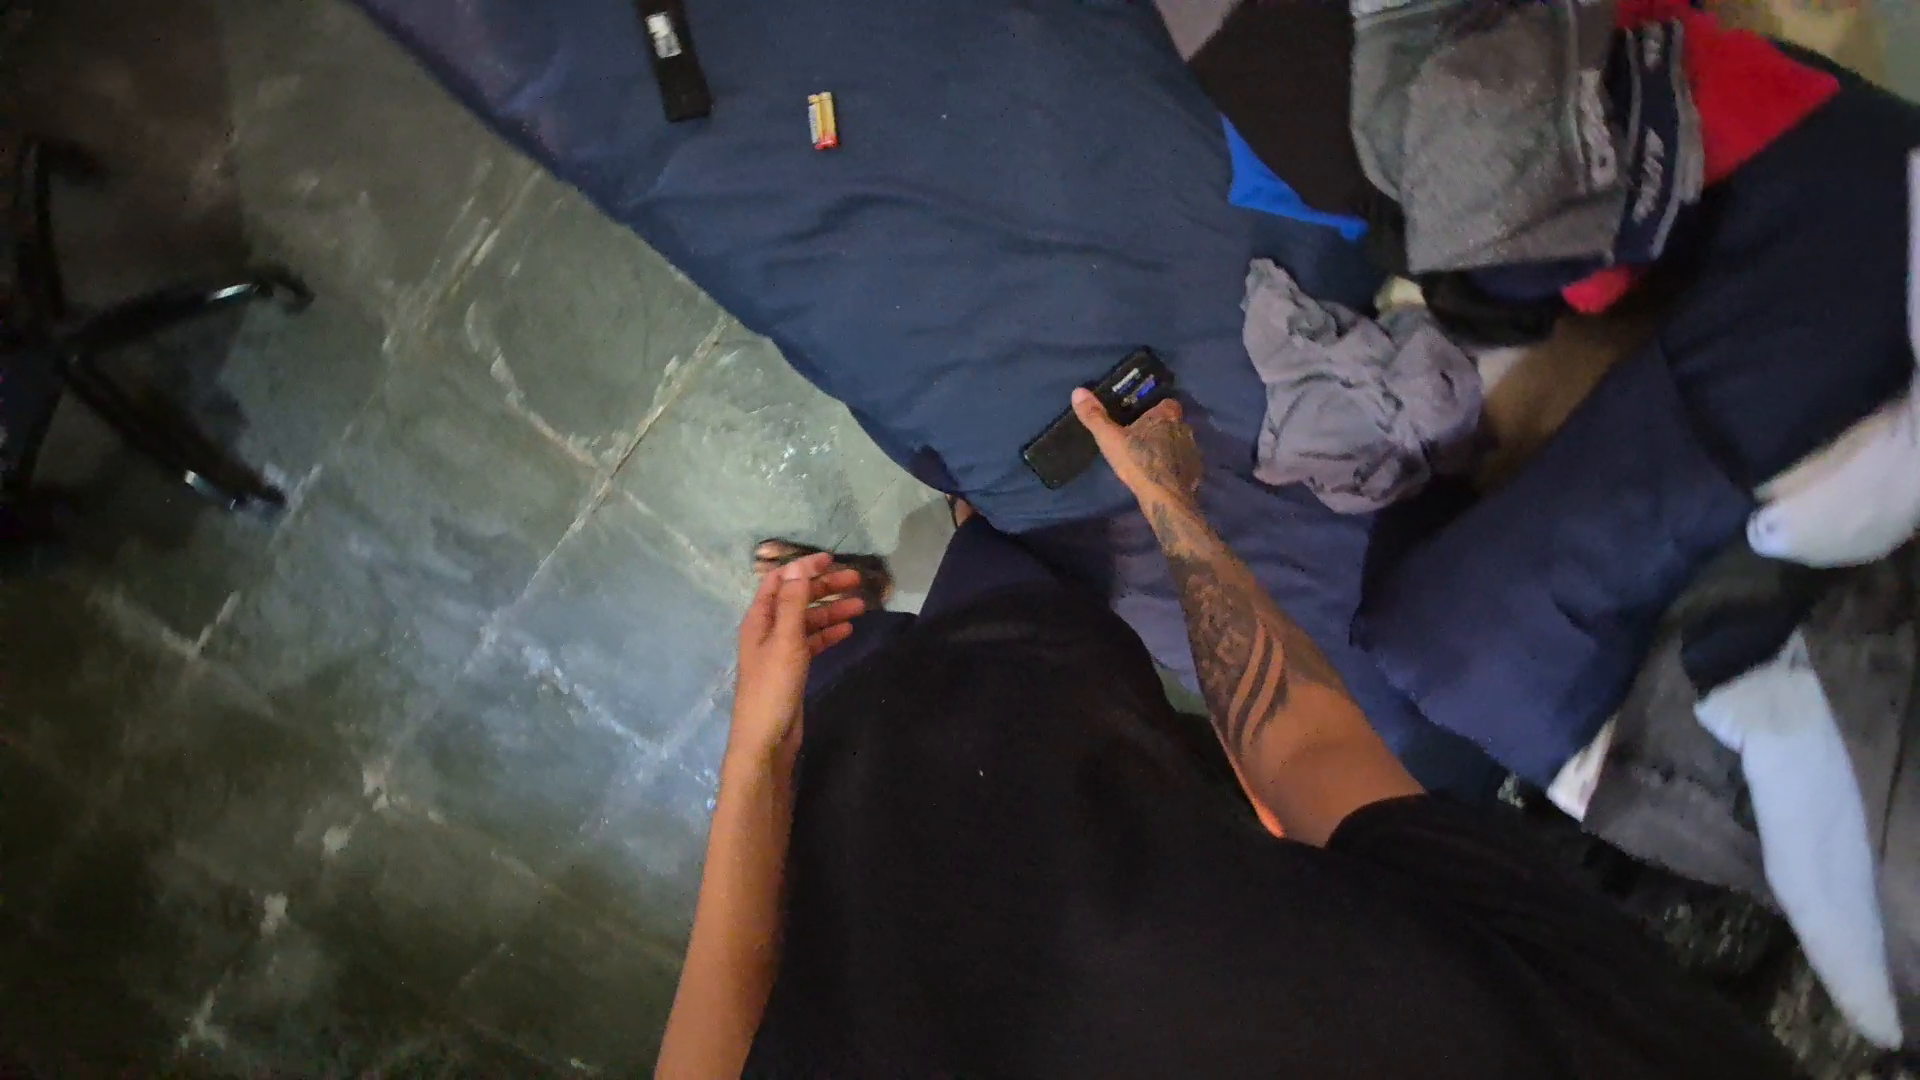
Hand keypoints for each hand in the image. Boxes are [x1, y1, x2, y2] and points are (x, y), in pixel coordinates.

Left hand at [729, 552, 866, 768]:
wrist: (766, 738)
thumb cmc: (773, 686)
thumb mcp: (785, 640)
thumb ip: (793, 602)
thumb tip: (799, 566)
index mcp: (760, 618)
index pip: (780, 581)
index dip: (803, 567)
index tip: (832, 559)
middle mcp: (769, 629)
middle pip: (798, 598)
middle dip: (825, 587)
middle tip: (857, 580)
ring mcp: (781, 649)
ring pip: (809, 620)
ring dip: (832, 610)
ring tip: (862, 606)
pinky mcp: (794, 667)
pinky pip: (813, 642)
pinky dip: (829, 633)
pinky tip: (848, 630)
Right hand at [1071, 388, 1203, 509]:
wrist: (1165, 497)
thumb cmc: (1138, 462)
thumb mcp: (1110, 438)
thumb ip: (1095, 416)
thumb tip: (1078, 391)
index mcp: (1166, 416)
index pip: (1167, 403)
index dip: (1156, 408)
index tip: (1142, 417)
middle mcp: (1184, 428)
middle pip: (1173, 423)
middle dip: (1160, 429)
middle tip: (1141, 439)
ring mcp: (1192, 450)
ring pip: (1179, 443)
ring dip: (1168, 448)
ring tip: (1149, 459)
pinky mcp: (1195, 471)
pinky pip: (1184, 464)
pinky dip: (1174, 467)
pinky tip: (1161, 476)